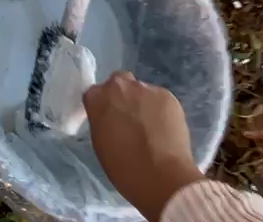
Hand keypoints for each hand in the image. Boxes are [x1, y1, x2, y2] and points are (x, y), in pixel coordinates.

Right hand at [84, 70, 203, 219]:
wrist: (162, 178)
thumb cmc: (125, 169)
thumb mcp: (100, 143)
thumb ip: (101, 121)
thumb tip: (110, 118)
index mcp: (96, 97)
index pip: (96, 94)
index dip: (104, 107)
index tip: (110, 120)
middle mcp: (118, 85)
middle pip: (119, 83)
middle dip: (123, 96)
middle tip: (131, 119)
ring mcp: (144, 88)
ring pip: (141, 91)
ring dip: (143, 103)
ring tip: (152, 127)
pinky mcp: (167, 95)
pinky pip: (160, 99)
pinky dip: (161, 110)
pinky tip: (166, 130)